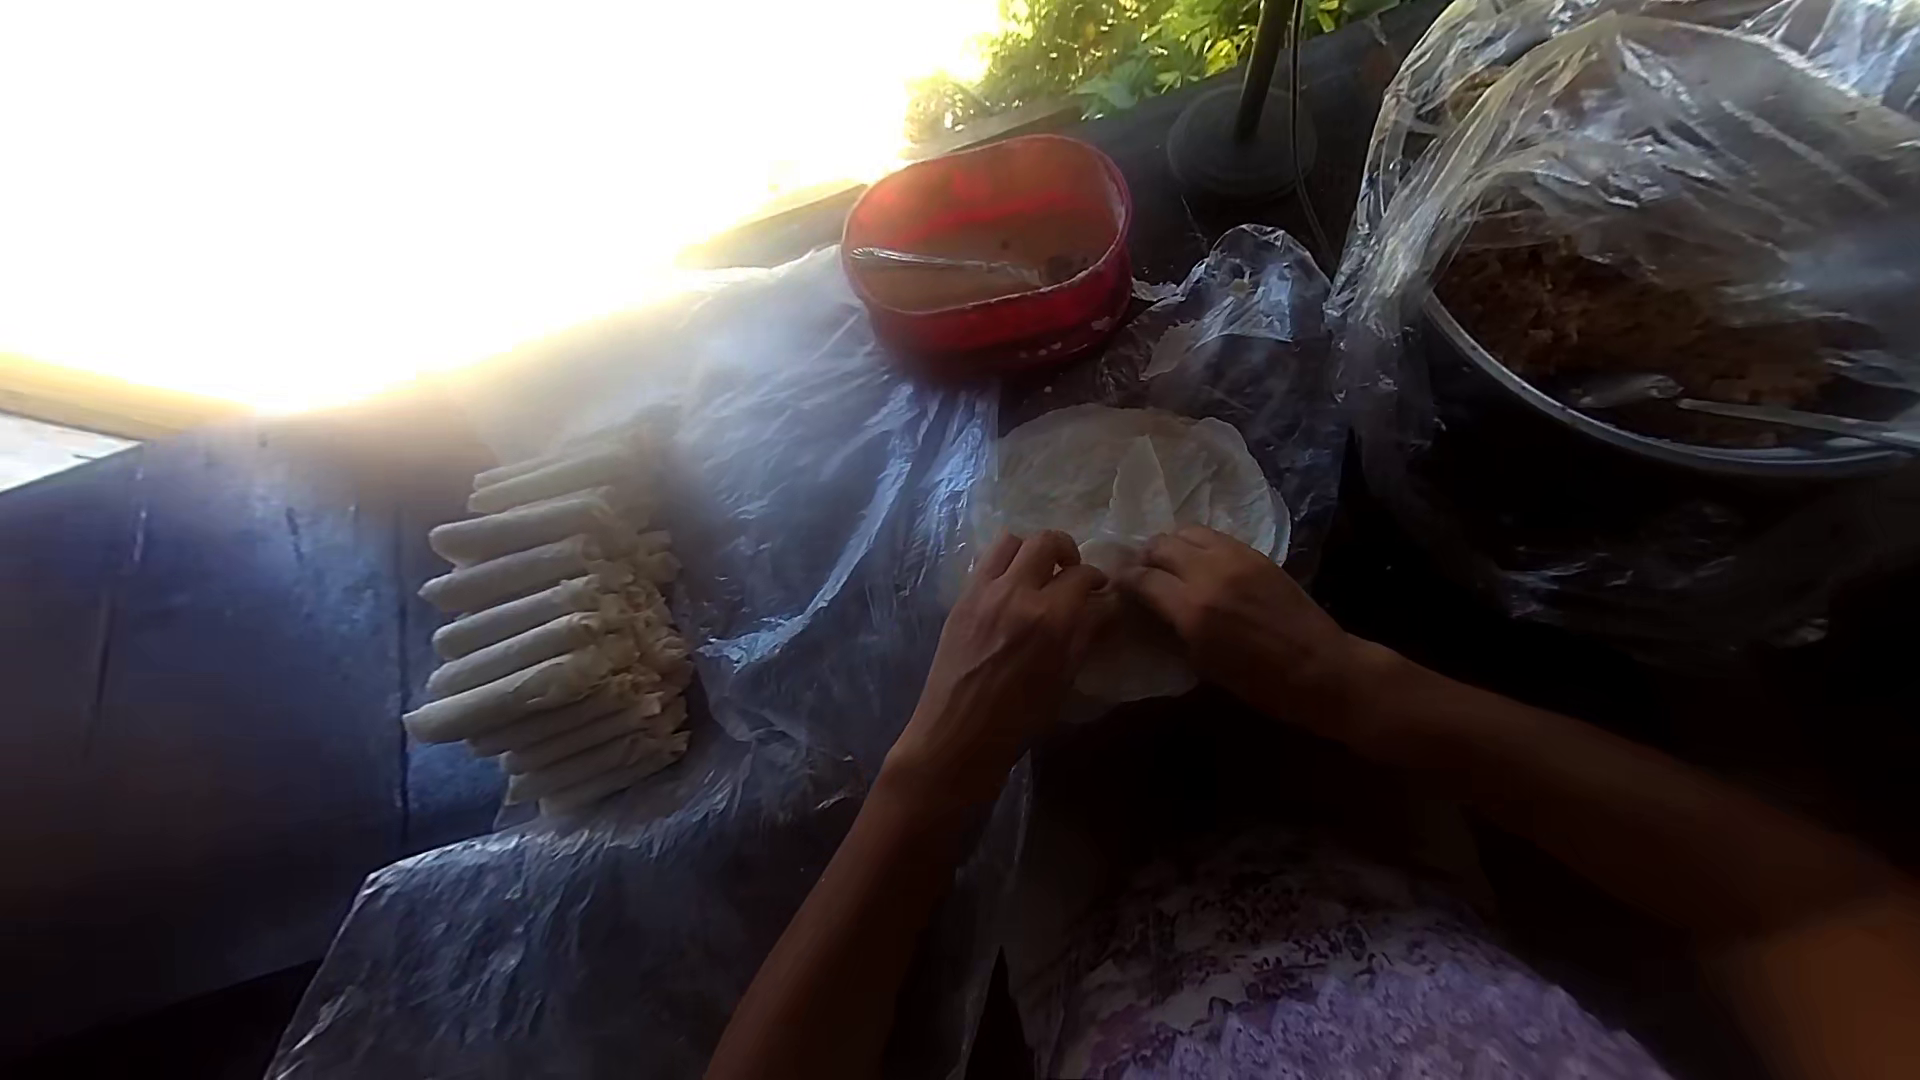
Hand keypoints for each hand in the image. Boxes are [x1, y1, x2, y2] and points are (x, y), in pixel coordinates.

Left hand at [882, 531, 1110, 815]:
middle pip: (1047, 541)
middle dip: (1067, 550)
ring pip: (1012, 540)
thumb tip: (1104, 604)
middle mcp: (1016, 593)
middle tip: (1071, 572)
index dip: (1098, 578)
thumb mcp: (1065, 677)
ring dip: (1031, 550)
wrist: (958, 732)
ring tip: (1038, 573)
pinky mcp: (961, 597)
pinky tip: (1011, 587)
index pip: (1083, 575)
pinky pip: (986, 560)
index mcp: (1050, 619)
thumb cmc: (1019, 718)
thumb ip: (1086, 633)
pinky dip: (1005, 563)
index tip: (1100, 588)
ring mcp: (983, 591)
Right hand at [1120, 525, 1382, 736]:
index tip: (1118, 587)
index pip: (1141, 578)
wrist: (1322, 669)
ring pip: (1185, 532)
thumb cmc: (1258, 682)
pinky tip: (1198, 562)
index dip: (1124, 580)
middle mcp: (1209, 574)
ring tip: (1169, 563)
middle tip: (1141, 573)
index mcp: (1192, 609)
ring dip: (1170, 545)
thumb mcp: (1201, 662)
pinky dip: (1196, 544)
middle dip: (1143, 558)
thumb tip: (1146, 608)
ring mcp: (1234, 558)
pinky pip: (1213, 536)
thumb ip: (1170, 627)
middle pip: (1159, 545)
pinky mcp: (1255, 553)